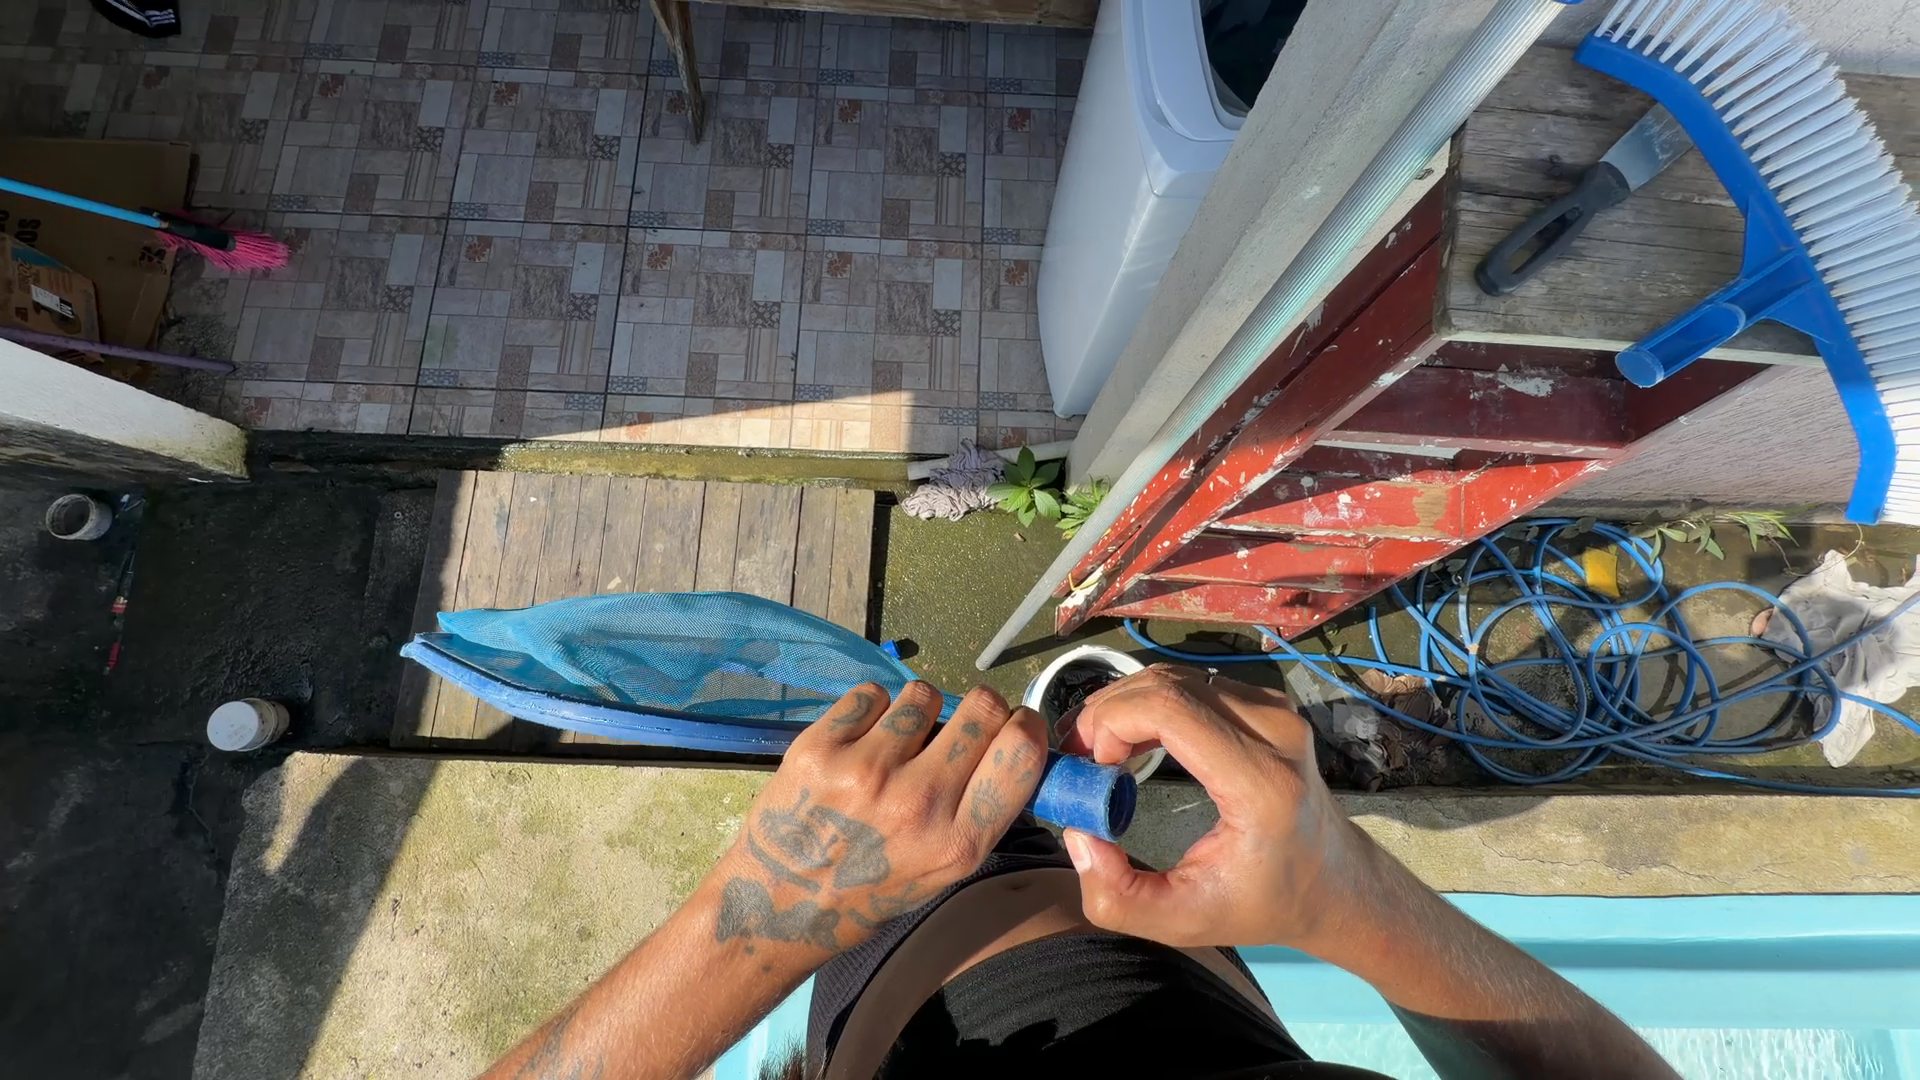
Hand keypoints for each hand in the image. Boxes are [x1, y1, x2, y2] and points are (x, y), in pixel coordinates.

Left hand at [703, 681, 1047, 955]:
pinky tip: (855, 746)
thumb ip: (980, 809)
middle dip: (977, 710)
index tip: (1011, 726)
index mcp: (958, 843)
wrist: (775, 908)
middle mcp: (918, 803)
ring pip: (924, 694)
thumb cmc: (869, 891)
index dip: (1024, 725)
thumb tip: (1010, 739)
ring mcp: (866, 771)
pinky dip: (870, 712)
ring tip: (891, 748)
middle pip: (983, 707)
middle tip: (951, 731)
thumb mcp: (944, 871)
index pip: (1021, 752)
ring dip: (915, 714)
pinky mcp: (819, 747)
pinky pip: (872, 693)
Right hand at [1059, 665, 1377, 949]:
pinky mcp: (1267, 703)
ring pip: (1172, 678)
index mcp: (1261, 784)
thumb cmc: (1263, 904)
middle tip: (1078, 755)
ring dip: (1123, 705)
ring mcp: (1274, 710)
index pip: (1169, 709)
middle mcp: (1274, 732)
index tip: (1090, 765)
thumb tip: (1077, 833)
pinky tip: (1132, 739)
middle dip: (1106, 713)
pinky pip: (1189, 683)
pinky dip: (1148, 703)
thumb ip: (1116, 896)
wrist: (1338, 883)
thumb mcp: (1184, 921)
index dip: (1112, 722)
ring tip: (1099, 749)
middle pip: (1164, 685)